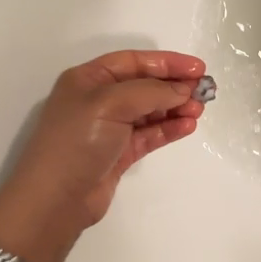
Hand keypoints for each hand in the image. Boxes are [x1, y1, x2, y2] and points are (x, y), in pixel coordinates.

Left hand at [0, 50, 205, 261]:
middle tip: (205, 92)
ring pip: (150, 111)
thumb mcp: (110, 103)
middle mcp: (98, 100)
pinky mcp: (119, 154)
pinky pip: (149, 135)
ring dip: (175, 108)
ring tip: (199, 110)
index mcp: (88, 79)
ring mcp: (109, 128)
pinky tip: (188, 126)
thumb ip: (150, 92)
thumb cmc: (76, 141)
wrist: (55, 199)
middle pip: (144, 85)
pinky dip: (168, 129)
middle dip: (174, 86)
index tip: (198, 68)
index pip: (134, 62)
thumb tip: (183, 90)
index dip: (166, 63)